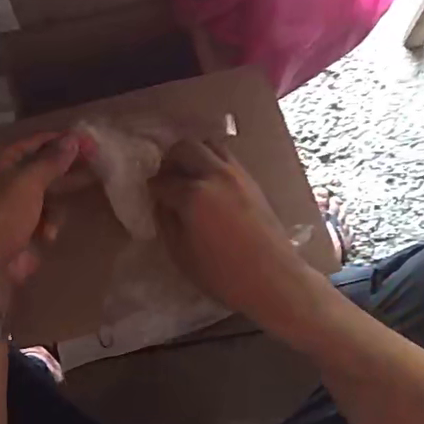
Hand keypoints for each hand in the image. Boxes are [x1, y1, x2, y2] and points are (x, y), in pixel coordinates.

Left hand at [0, 130, 85, 309]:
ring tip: (63, 209)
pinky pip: (46, 214)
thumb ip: (52, 160)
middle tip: (96, 166)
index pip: (36, 140)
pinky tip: (47, 234)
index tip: (92, 142)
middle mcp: (6, 176)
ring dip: (57, 202)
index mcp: (0, 159)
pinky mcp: (24, 225)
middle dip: (67, 169)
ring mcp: (14, 203)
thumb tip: (74, 138)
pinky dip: (49, 222)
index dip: (64, 139)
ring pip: (49, 191)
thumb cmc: (2, 217)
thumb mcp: (28, 183)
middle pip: (44, 164)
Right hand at [150, 139, 328, 336]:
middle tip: (167, 179)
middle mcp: (214, 175)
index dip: (152, 188)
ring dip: (194, 155)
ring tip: (189, 176)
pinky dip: (213, 161)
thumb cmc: (222, 274)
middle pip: (184, 148)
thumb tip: (162, 203)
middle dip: (170, 161)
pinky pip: (227, 157)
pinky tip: (210, 183)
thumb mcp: (181, 254)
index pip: (162, 180)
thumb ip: (166, 223)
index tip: (151, 195)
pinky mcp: (252, 180)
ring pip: (209, 145)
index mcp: (193, 195)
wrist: (272, 278)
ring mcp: (236, 174)